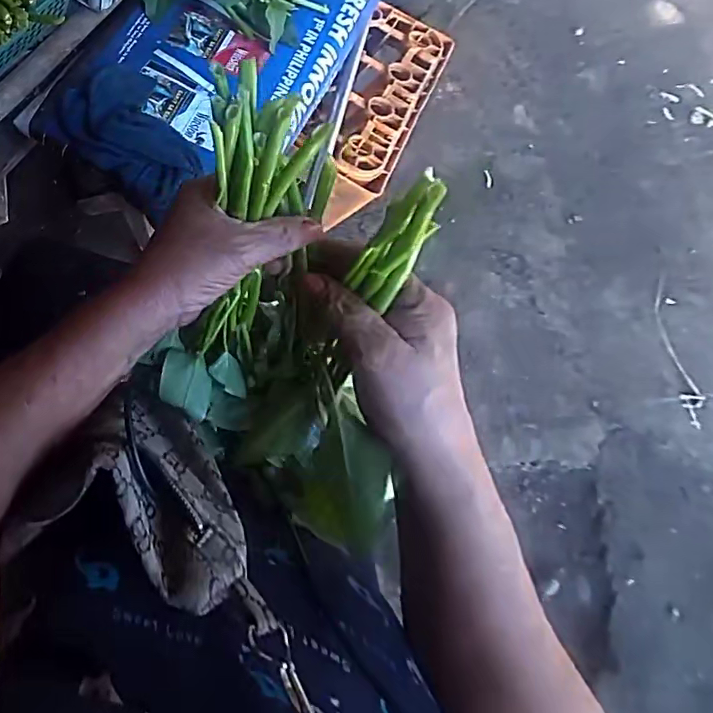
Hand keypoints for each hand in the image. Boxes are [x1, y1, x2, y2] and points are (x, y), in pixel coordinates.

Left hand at [129, 177, 321, 325]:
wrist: (157, 302)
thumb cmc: (196, 265)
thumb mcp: (246, 247)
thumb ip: (283, 234)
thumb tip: (319, 226)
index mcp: (204, 189)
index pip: (250, 177)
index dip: (279, 192)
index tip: (303, 210)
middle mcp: (200, 203)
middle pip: (250, 205)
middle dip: (275, 224)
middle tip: (297, 241)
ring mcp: (199, 227)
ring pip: (245, 228)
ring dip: (267, 244)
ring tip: (284, 262)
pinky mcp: (201, 251)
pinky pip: (235, 246)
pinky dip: (253, 256)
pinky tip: (271, 270)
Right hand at [300, 251, 475, 464]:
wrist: (430, 459)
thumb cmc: (409, 401)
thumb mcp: (374, 349)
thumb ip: (343, 307)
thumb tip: (307, 276)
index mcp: (422, 300)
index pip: (372, 260)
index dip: (332, 254)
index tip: (291, 255)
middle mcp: (413, 307)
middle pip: (362, 276)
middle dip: (323, 273)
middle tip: (282, 275)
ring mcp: (400, 328)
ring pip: (354, 298)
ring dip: (323, 295)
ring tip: (287, 294)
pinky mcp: (386, 347)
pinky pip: (352, 318)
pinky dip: (328, 315)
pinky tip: (306, 319)